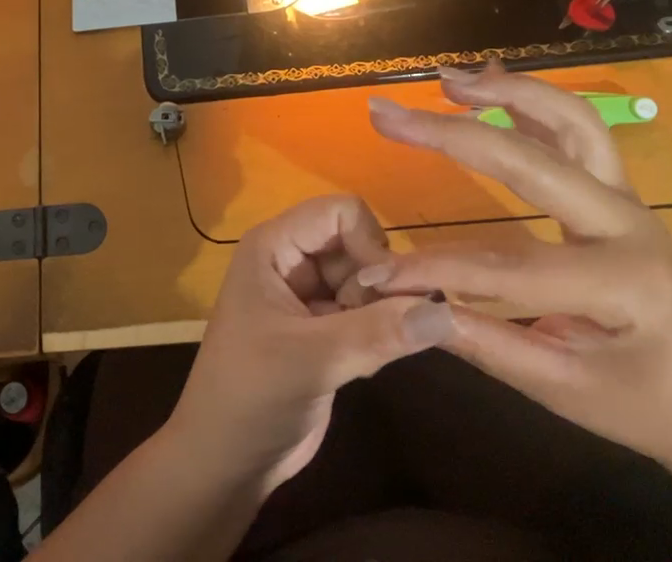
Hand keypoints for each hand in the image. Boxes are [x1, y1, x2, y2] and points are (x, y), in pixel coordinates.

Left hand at [167, 194, 456, 489]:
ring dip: (381, 314)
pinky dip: (380, 333)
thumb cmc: (250, 397)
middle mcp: (291, 261)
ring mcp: (309, 296)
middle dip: (378, 284)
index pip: (340, 212)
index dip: (370, 244)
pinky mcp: (326, 330)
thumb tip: (444, 312)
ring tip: (363, 354)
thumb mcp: (311, 360)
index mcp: (273, 247)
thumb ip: (376, 332)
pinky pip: (370, 312)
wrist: (228, 459)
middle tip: (376, 331)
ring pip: (369, 280)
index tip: (381, 294)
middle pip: (359, 244)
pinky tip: (364, 367)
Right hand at [359, 64, 671, 465]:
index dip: (434, 267)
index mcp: (624, 283)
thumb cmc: (635, 400)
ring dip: (506, 93)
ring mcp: (629, 199)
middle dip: (452, 134)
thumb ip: (484, 343)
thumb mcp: (559, 388)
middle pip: (535, 161)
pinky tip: (484, 86)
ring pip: (572, 121)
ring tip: (447, 80)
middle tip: (386, 113)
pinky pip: (575, 130)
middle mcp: (631, 225)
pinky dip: (527, 102)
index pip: (507, 266)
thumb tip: (407, 307)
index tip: (373, 274)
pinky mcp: (617, 190)